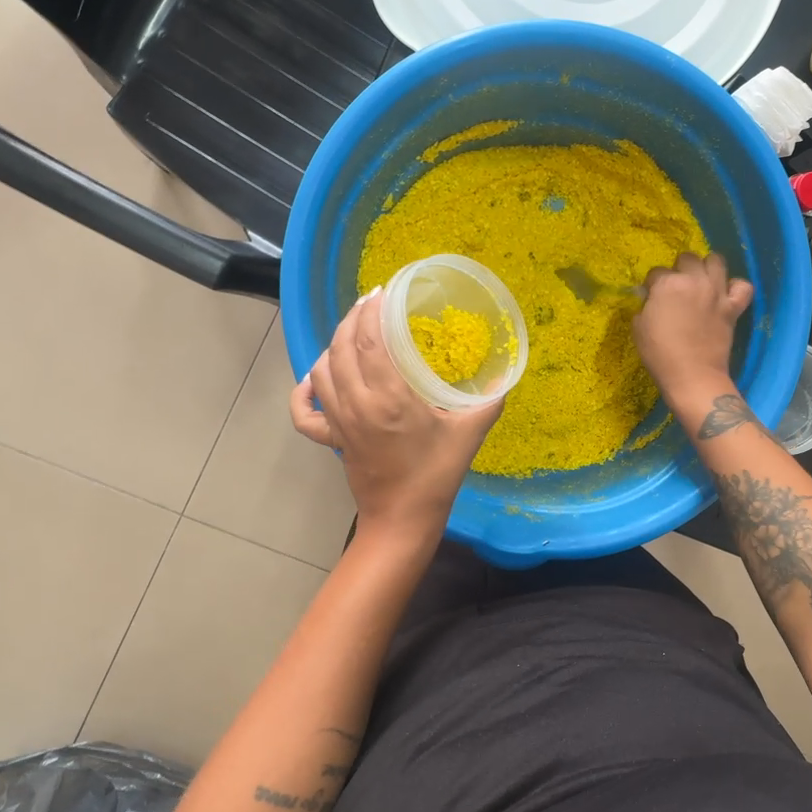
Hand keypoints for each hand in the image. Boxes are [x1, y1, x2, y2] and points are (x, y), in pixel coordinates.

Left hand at [289, 289, 502, 540]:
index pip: (371, 340)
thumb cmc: (438, 475)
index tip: (383, 292)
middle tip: (371, 303)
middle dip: (354, 318)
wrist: (403, 519)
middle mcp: (357, 403)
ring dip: (334, 345)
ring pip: (321, 369)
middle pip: (342, 347)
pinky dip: (304, 391)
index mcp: (390, 397)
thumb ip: (489, 399)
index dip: (372, 310)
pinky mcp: (331, 439)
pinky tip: (315, 379)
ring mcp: (339, 422)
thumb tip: (507, 371)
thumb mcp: (470, 433)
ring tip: (354, 332)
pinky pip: (305, 412)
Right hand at [635, 252, 753, 407]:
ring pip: (716, 260)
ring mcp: (717, 292)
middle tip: (677, 288)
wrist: (692, 375)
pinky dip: (736, 287)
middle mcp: (694, 281)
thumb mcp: (638, 328)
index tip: (652, 297)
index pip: (656, 272)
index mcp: (667, 284)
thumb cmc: (659, 354)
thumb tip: (650, 300)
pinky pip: (743, 286)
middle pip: (688, 258)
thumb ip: (645, 306)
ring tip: (702, 282)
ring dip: (707, 267)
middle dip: (680, 269)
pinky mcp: (733, 307)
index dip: (653, 284)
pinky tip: (727, 294)